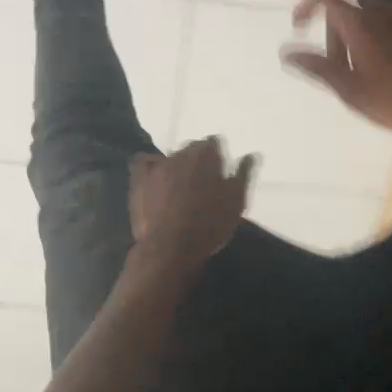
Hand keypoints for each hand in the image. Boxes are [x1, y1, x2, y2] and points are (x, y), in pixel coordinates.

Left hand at [127, 137, 254, 273]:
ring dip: (177, 167)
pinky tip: (154, 177)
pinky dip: (150, 166)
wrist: (171, 249)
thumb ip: (243, 174)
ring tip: (180, 187)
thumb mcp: (236, 202)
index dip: (217, 158)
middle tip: (202, 183)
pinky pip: (143, 162)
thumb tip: (251, 154)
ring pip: (171, 157)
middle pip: (192, 149)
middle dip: (197, 161)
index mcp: (206, 154)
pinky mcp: (140, 180)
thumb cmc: (209, 225)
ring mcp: (158, 165)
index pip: (213, 143)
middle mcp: (182, 152)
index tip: (219, 174)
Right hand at [284, 0, 391, 136]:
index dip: (306, 6)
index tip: (298, 26)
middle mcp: (381, 9)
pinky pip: (387, 22)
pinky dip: (376, 38)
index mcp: (360, 22)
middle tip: (339, 72)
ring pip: (367, 17)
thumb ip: (319, 68)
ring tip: (364, 76)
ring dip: (356, 39)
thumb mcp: (353, 91)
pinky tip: (387, 70)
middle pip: (346, 11)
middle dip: (334, 36)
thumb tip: (286, 51)